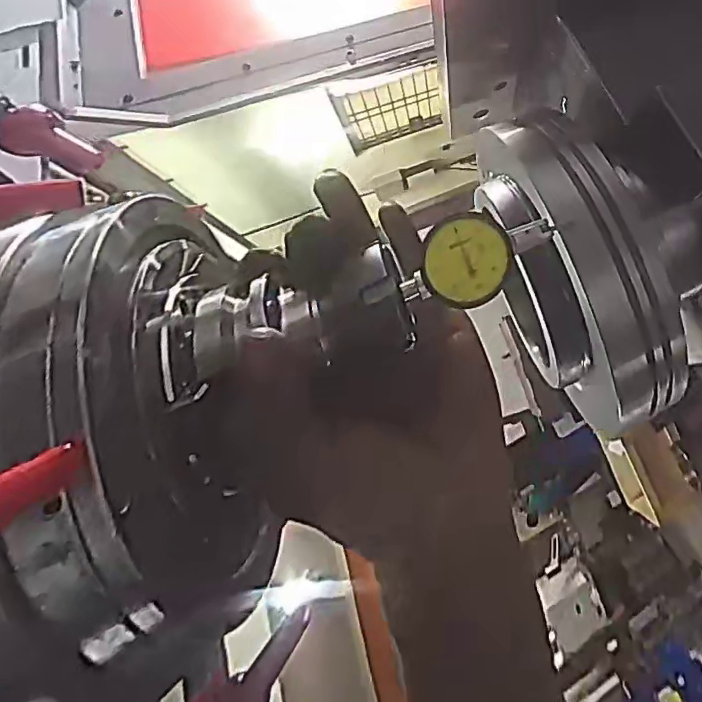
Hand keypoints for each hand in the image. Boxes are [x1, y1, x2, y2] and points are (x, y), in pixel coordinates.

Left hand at [216, 173, 514, 563]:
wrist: (450, 512)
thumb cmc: (368, 498)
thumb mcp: (302, 470)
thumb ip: (271, 416)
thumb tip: (256, 345)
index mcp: (300, 380)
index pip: (275, 321)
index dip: (261, 290)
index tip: (251, 265)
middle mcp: (341, 349)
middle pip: (321, 284)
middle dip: (308, 250)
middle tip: (298, 225)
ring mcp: (393, 334)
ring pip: (369, 273)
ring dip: (353, 231)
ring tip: (333, 190)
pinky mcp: (439, 329)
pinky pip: (424, 281)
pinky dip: (410, 248)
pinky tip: (392, 219)